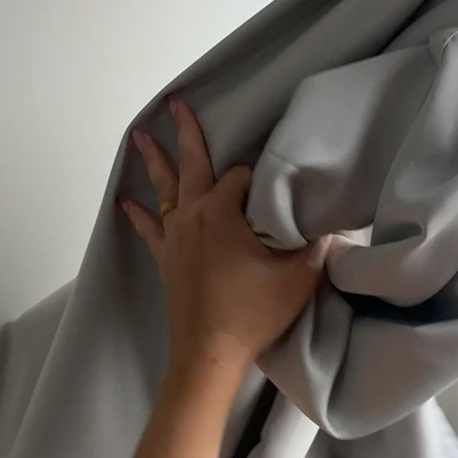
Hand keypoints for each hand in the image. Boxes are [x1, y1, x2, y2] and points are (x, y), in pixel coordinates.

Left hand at [120, 100, 325, 379]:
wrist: (208, 354)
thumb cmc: (252, 313)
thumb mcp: (298, 276)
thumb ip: (316, 246)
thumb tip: (331, 227)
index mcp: (222, 212)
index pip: (243, 178)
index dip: (261, 179)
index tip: (276, 189)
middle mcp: (193, 216)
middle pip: (191, 165)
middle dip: (185, 132)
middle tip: (174, 103)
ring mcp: (175, 237)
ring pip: (164, 189)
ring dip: (155, 161)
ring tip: (140, 136)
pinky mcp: (166, 259)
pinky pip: (150, 229)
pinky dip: (139, 214)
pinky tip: (126, 202)